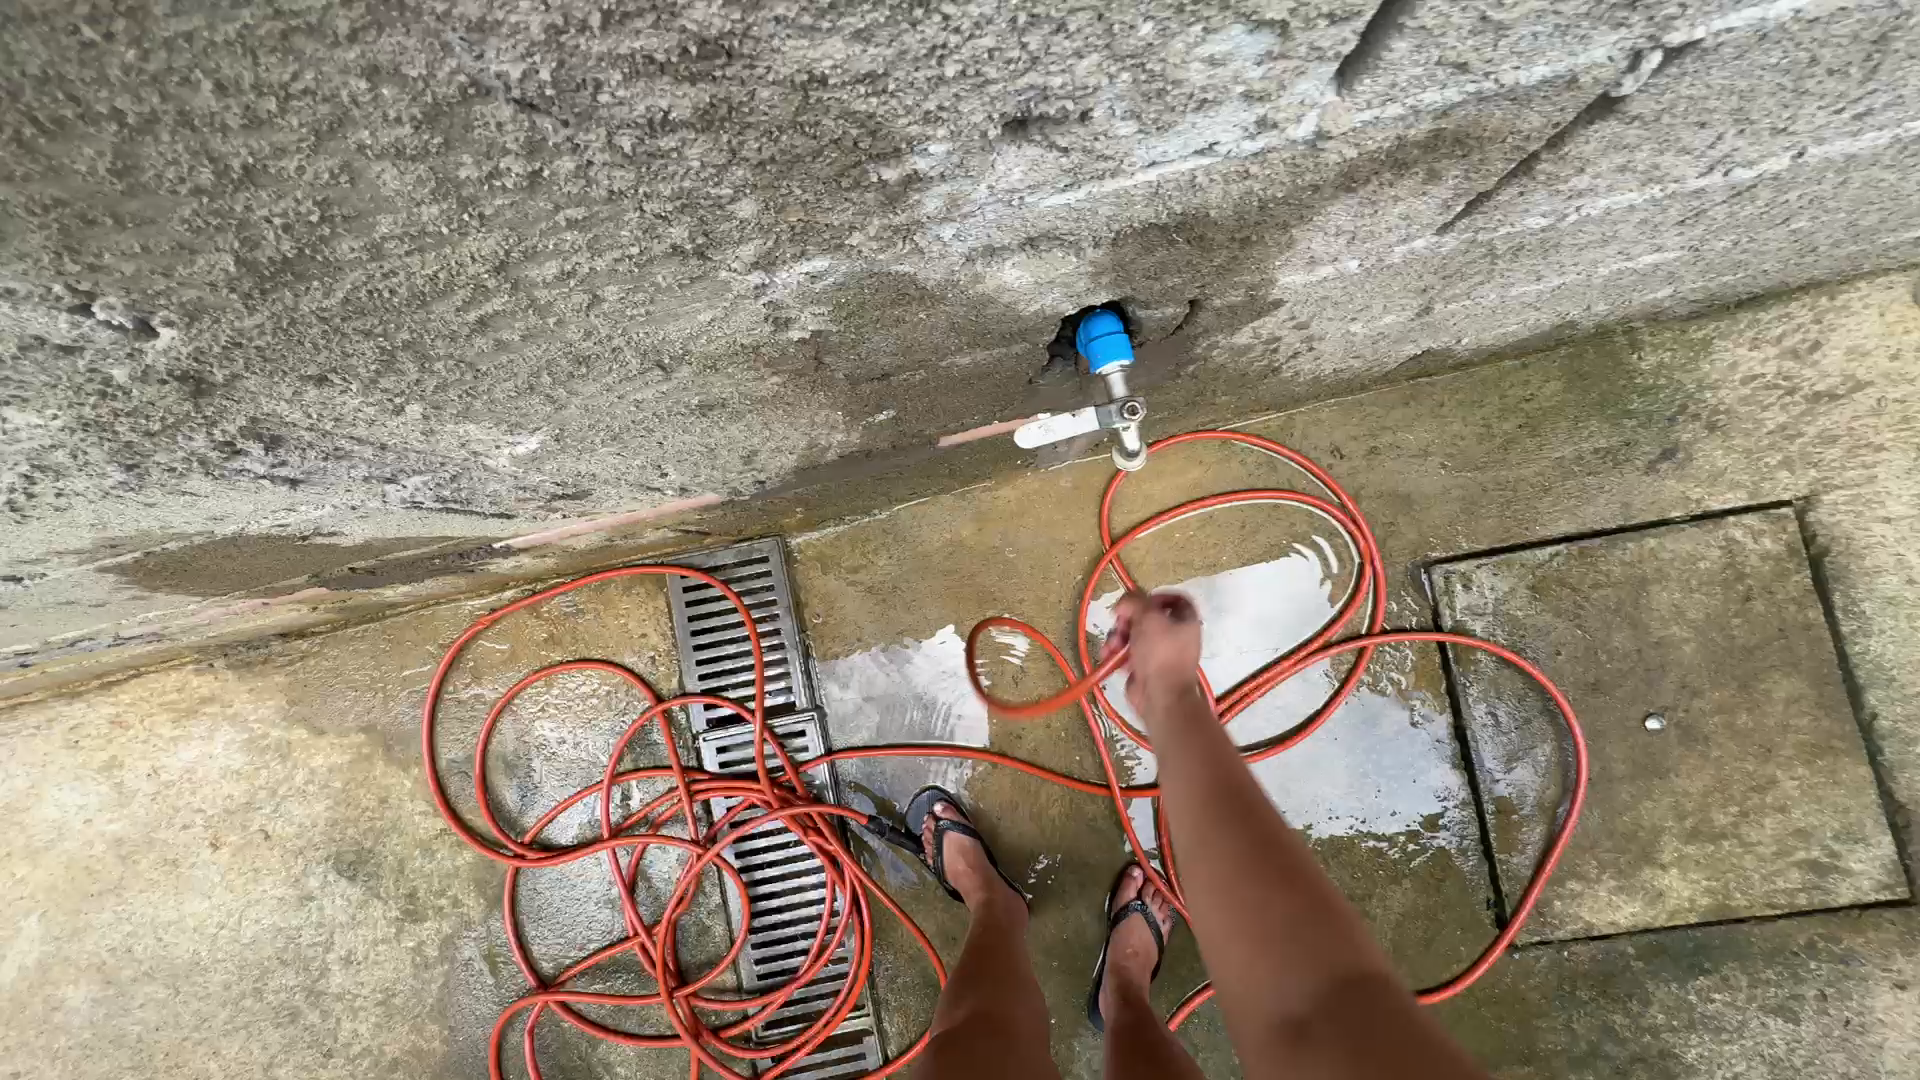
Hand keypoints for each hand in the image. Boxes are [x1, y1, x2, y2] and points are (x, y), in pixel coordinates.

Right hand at [1101, 590, 1203, 714]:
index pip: (1175, 599)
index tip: (1139, 602)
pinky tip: (1109, 656)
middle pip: (1146, 616)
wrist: (1160, 695)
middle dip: (1127, 619)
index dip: (1156, 596)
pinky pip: (1126, 651)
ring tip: (1112, 647)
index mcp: (1185, 621)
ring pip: (1132, 633)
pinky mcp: (1143, 666)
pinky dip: (1116, 652)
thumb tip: (1122, 605)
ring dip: (1117, 636)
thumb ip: (1134, 601)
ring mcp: (1158, 652)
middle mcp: (1174, 635)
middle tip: (1120, 624)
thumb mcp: (1148, 617)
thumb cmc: (1160, 652)